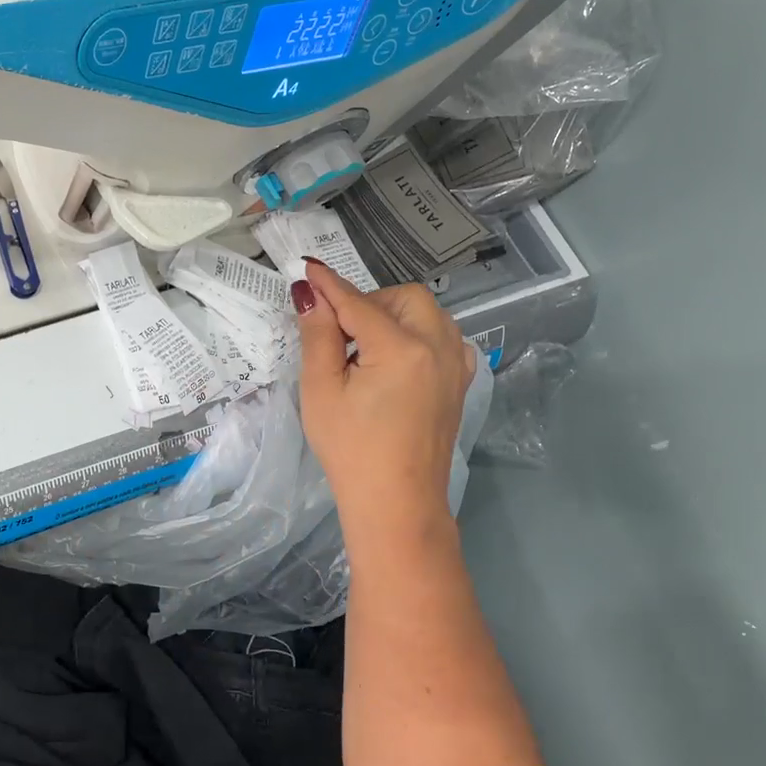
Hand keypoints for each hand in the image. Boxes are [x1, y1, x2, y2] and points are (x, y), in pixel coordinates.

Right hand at [291, 259, 475, 521]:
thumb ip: (318, 337)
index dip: (329, 284)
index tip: (306, 267)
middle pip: (405, 298)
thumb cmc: (350, 447)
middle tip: (334, 328)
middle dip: (368, 301)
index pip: (359, 302)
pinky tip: (389, 359)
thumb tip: (309, 294)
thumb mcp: (321, 390)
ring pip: (427, 315)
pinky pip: (442, 337)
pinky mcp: (459, 382)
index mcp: (402, 348)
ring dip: (391, 315)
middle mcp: (439, 347)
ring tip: (358, 348)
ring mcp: (456, 365)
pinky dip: (413, 334)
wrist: (396, 499)